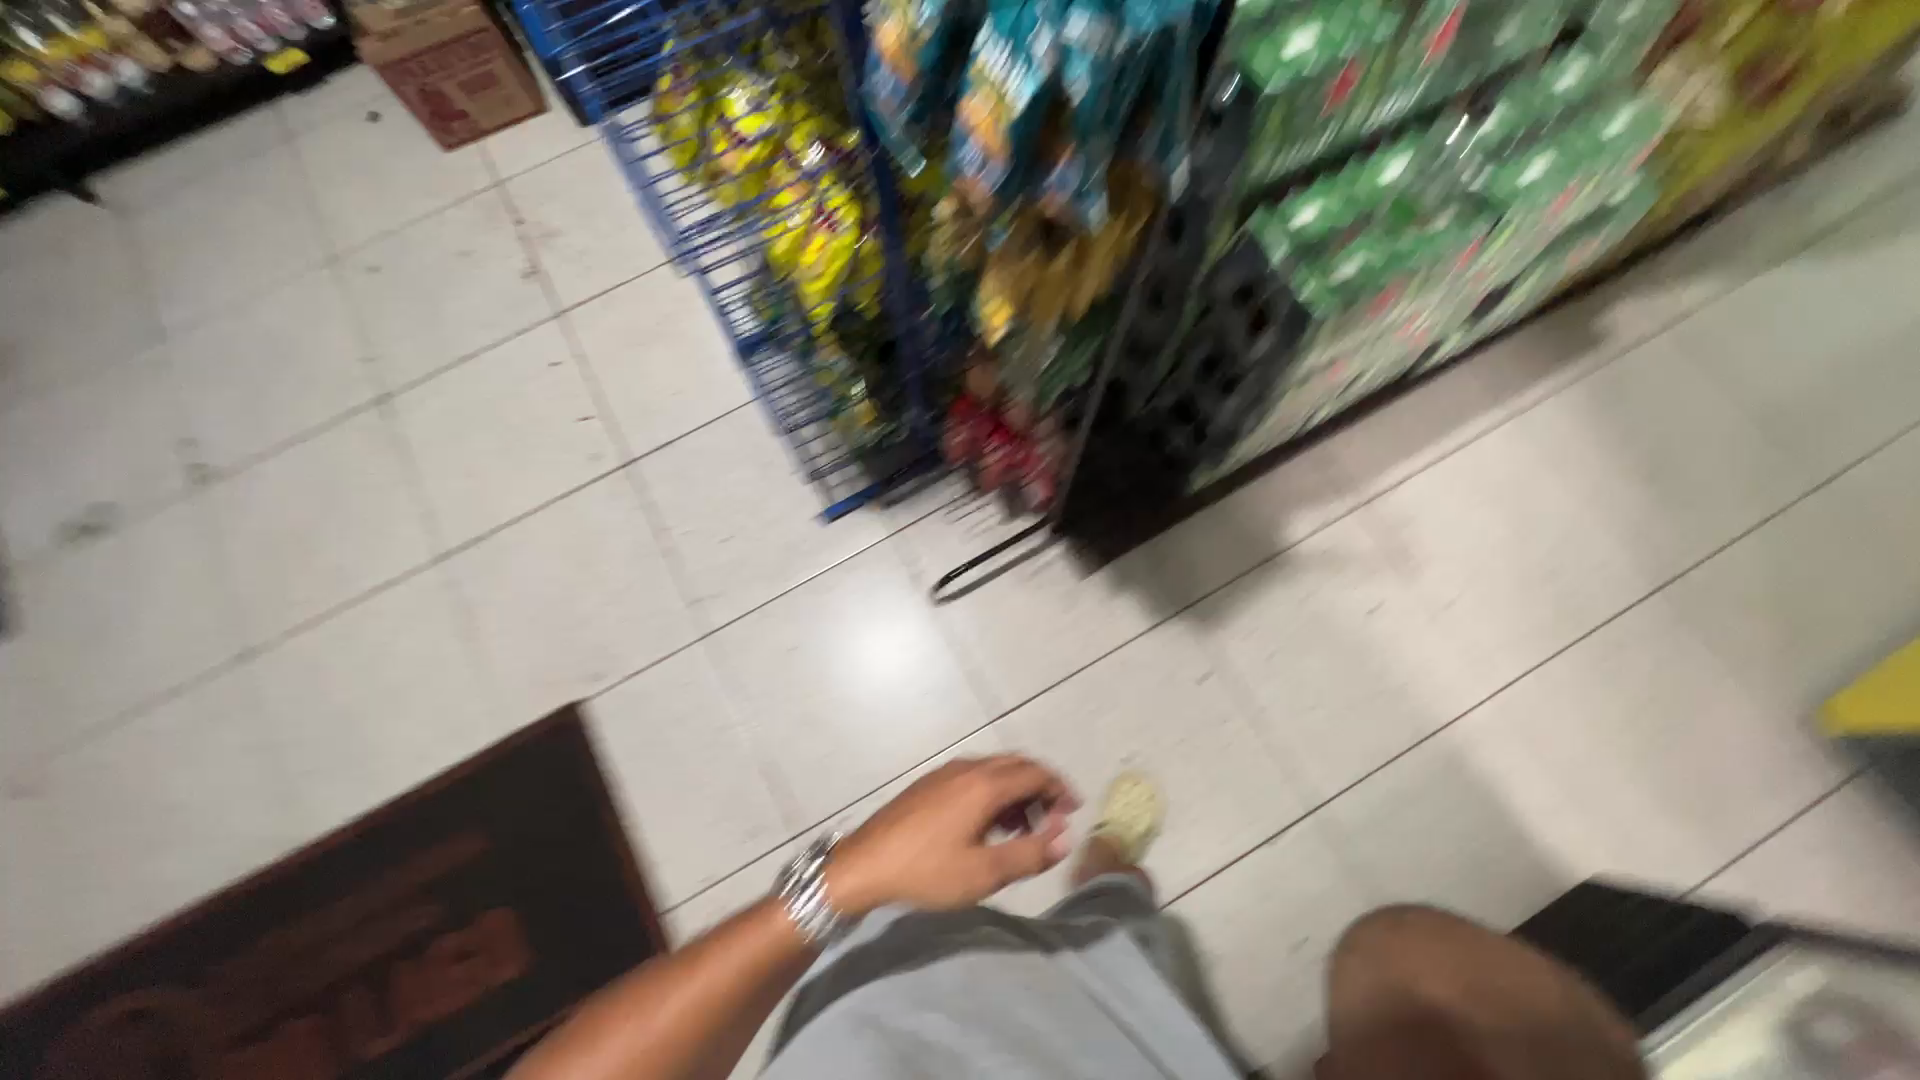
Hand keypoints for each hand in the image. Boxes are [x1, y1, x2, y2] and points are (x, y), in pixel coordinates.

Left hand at [825, 755, 1079, 915]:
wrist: (863, 865)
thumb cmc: (927, 871)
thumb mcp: (984, 873)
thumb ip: (1030, 854)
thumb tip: (1065, 837)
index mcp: (984, 784)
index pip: (1036, 773)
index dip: (1060, 790)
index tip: (1074, 812)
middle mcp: (967, 768)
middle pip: (1017, 765)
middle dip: (1041, 788)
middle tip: (1053, 820)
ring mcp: (945, 773)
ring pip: (994, 770)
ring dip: (1017, 791)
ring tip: (1023, 829)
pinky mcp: (929, 784)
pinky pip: (974, 776)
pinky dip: (994, 792)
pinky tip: (989, 825)